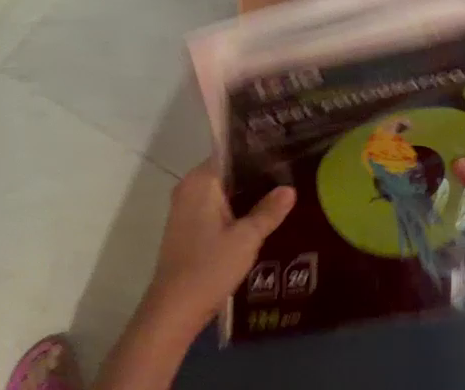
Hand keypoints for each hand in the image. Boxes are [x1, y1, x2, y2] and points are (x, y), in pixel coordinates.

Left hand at [140, 163, 295, 333]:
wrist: (173, 311)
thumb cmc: (209, 267)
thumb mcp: (246, 238)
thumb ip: (269, 211)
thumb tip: (290, 189)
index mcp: (200, 181)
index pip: (231, 153)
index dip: (257, 153)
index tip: (283, 153)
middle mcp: (189, 188)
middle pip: (227, 173)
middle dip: (255, 175)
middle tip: (288, 174)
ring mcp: (184, 209)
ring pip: (221, 192)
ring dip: (245, 195)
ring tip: (280, 193)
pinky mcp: (186, 229)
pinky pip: (214, 208)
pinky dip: (233, 210)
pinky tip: (258, 218)